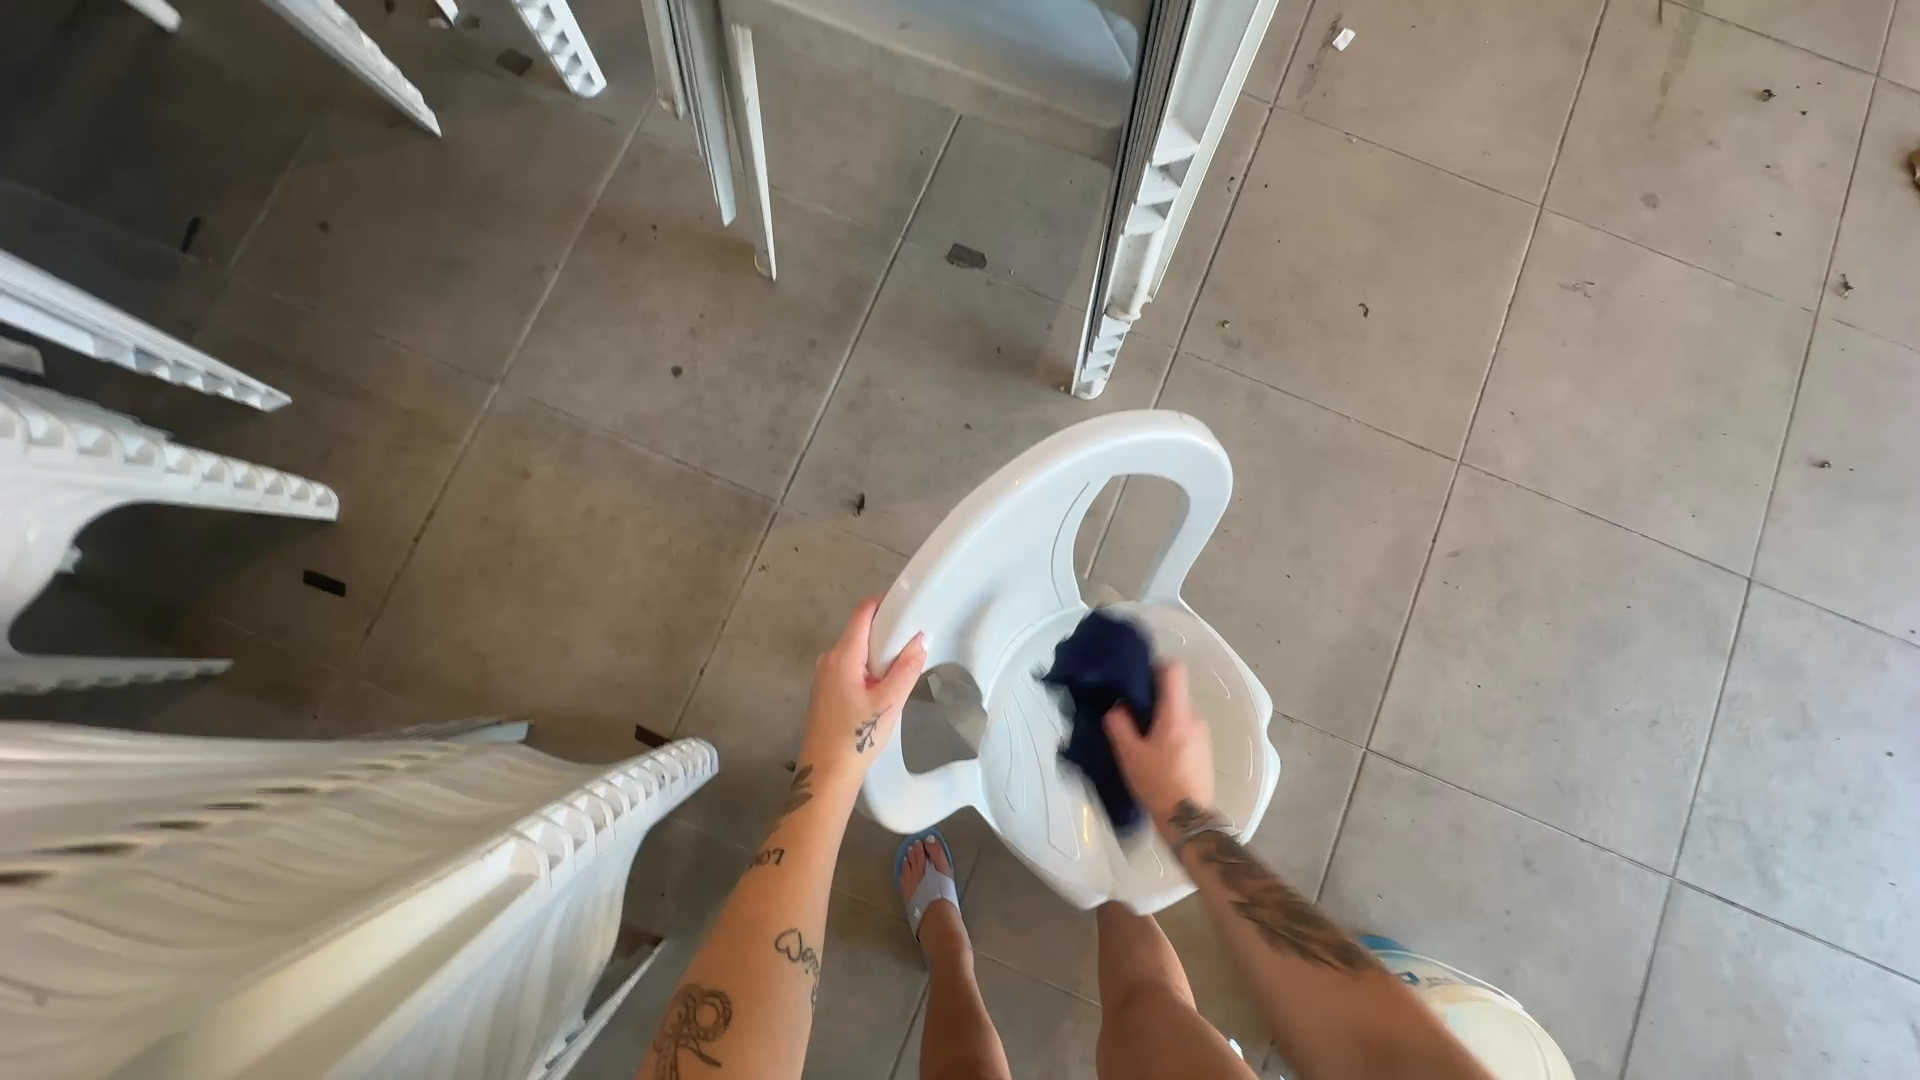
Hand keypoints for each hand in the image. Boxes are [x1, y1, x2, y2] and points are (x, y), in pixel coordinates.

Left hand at [800, 596, 925, 784]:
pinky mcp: (825, 691)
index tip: (909, 608)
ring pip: (856, 650)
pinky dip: (868, 669)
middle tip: (913, 643)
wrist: (826, 775)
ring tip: (902, 668)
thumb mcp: (890, 702)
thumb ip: (907, 667)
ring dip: (878, 654)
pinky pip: (849, 666)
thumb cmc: (857, 737)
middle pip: (860, 630)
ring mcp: (824, 675)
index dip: (885, 603)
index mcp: (842, 655)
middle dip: (887, 632)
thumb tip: (921, 638)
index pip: (863, 611)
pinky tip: (883, 688)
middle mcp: (829, 658)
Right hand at [1104, 663, 1215, 838]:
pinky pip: (1185, 726)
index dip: (1156, 667)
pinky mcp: (1204, 748)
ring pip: (1179, 710)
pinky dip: (1171, 729)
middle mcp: (1194, 718)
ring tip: (1142, 733)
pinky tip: (1156, 750)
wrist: (1189, 819)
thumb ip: (1119, 725)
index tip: (1137, 678)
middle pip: (1175, 692)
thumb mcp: (1130, 755)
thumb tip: (1117, 706)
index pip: (1174, 671)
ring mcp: (1202, 733)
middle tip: (1130, 710)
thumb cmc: (1158, 783)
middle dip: (1153, 696)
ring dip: (1162, 715)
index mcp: (1177, 715)